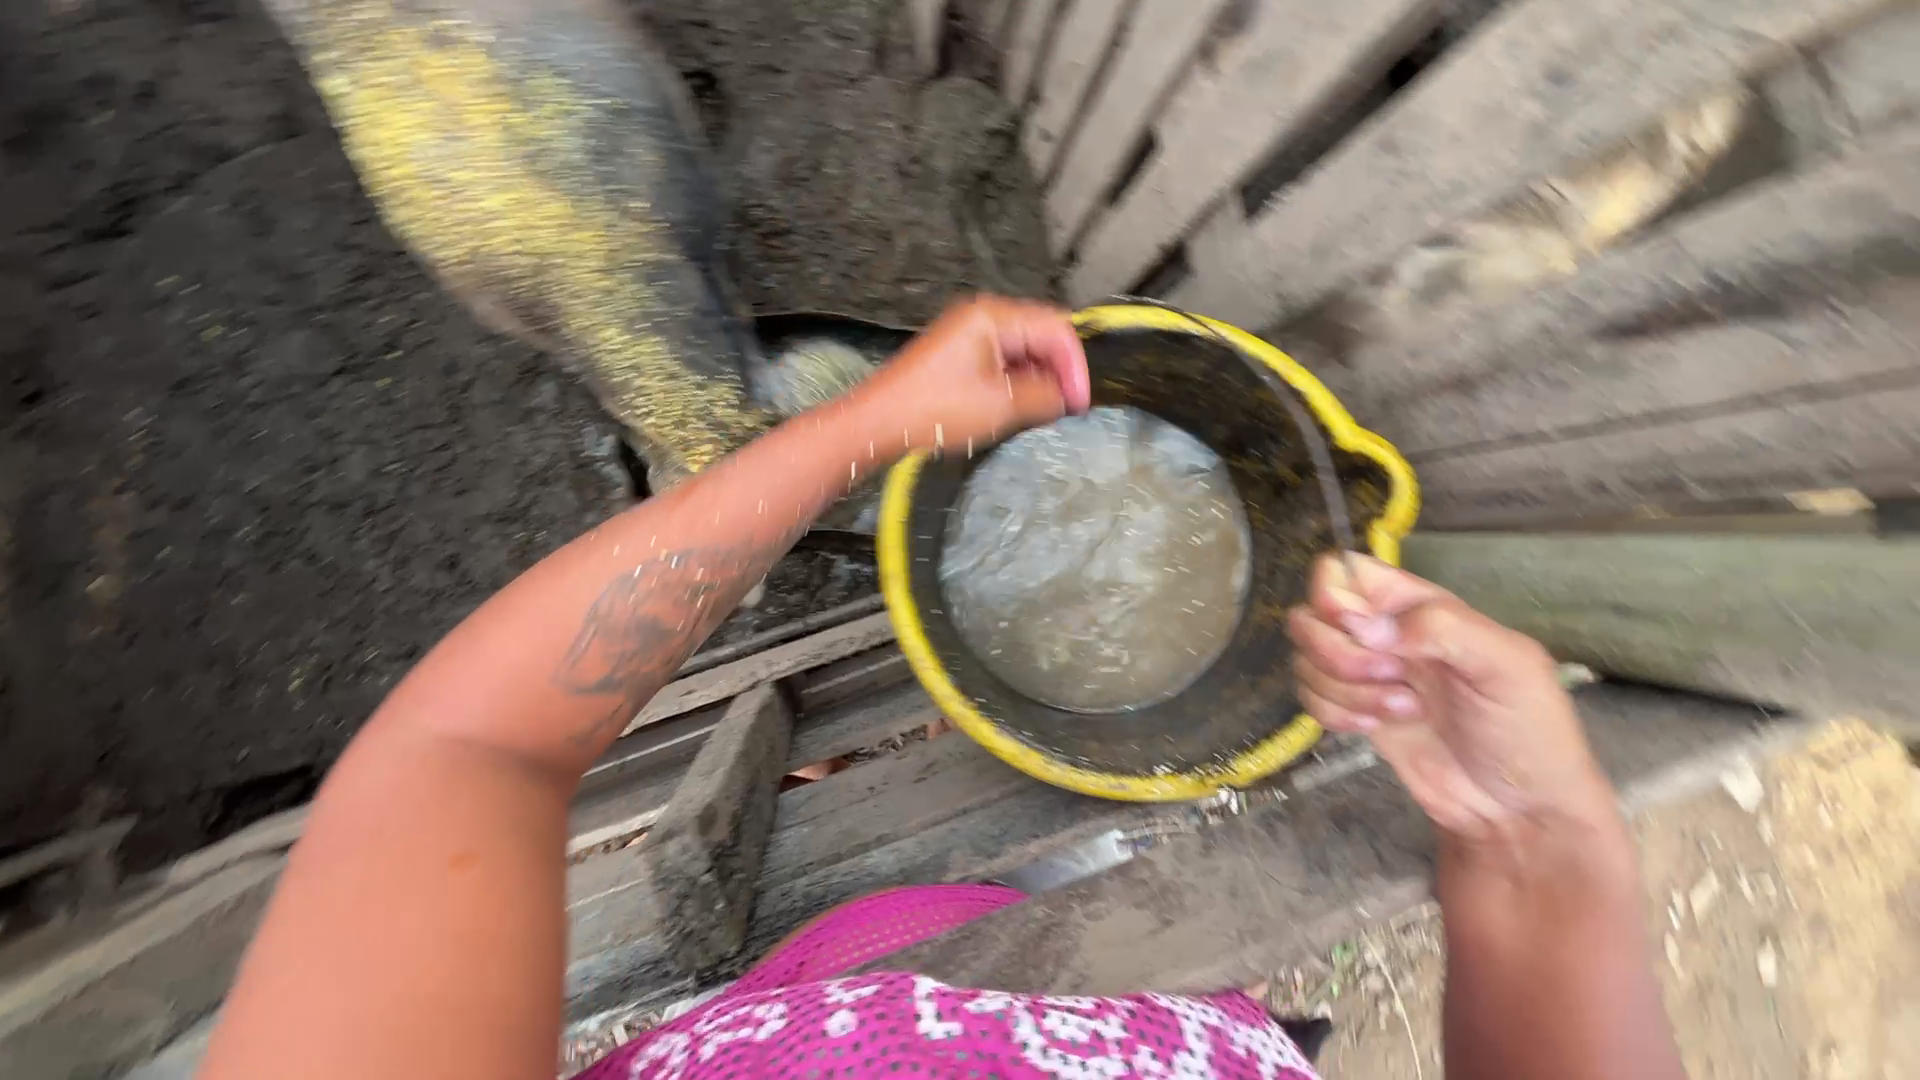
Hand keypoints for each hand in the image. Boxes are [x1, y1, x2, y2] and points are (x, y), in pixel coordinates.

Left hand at [854, 296, 1091, 454]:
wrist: (878, 424)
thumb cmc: (935, 410)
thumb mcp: (1001, 404)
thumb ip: (1044, 395)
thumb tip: (1067, 396)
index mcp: (992, 316)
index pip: (1056, 328)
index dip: (1075, 365)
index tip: (1080, 402)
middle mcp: (982, 316)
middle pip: (1040, 334)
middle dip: (1059, 370)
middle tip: (1068, 407)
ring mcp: (968, 335)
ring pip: (1022, 350)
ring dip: (1039, 378)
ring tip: (1045, 410)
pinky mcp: (958, 356)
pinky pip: (1002, 362)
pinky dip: (1017, 381)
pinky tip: (1019, 406)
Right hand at [1287, 555, 1617, 843]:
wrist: (1515, 808)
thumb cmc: (1527, 728)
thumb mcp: (1509, 665)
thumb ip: (1441, 627)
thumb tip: (1365, 627)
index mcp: (1414, 604)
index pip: (1342, 571)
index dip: (1332, 594)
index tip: (1356, 627)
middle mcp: (1378, 631)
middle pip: (1308, 616)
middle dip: (1338, 653)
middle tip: (1393, 678)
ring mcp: (1359, 672)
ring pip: (1304, 660)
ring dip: (1345, 691)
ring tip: (1404, 711)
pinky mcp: (1348, 710)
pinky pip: (1307, 698)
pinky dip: (1335, 715)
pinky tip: (1377, 728)